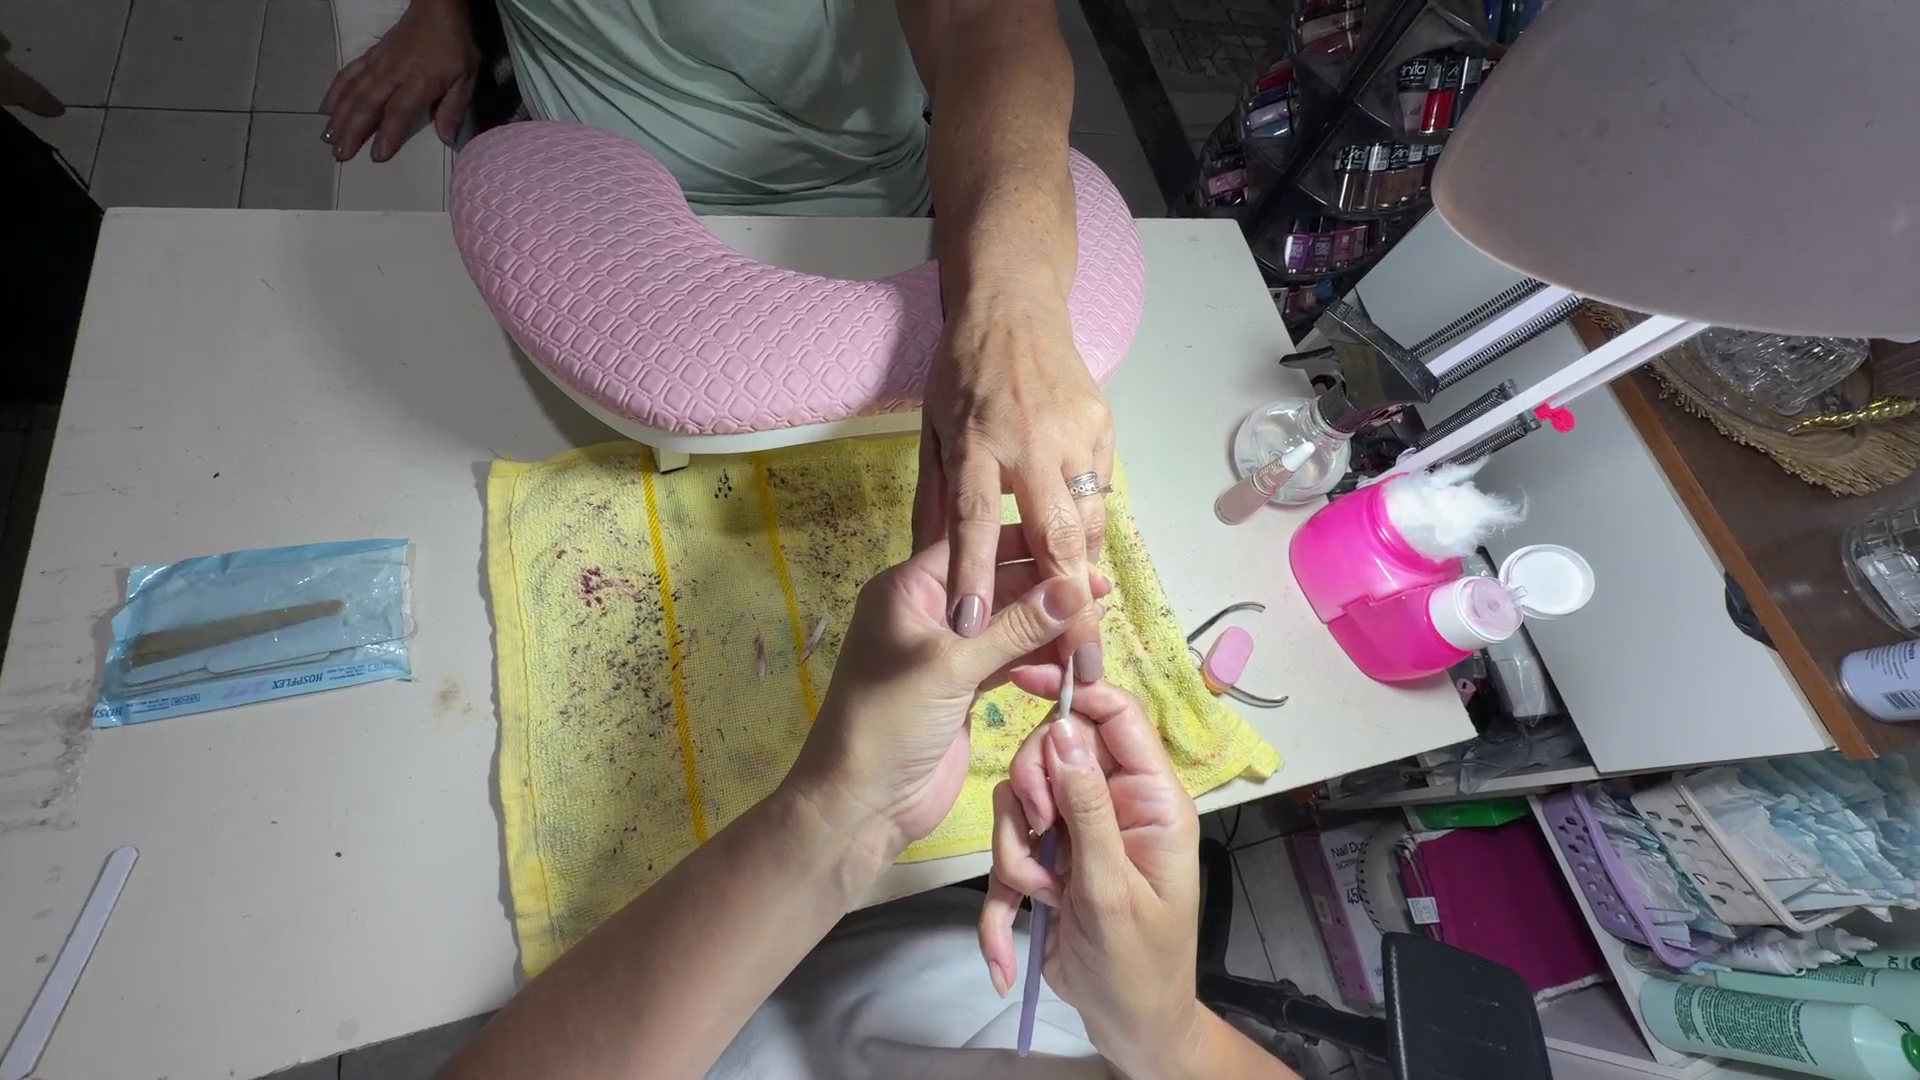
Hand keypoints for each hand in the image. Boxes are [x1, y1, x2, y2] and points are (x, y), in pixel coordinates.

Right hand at [321, 0, 478, 161]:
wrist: (436, 11)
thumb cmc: (455, 48)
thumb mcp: (466, 81)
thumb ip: (453, 109)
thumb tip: (446, 139)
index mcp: (417, 83)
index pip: (398, 113)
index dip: (386, 135)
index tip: (376, 155)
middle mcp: (392, 74)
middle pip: (367, 105)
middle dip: (352, 131)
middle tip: (340, 153)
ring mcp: (378, 64)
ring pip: (353, 91)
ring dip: (338, 115)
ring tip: (327, 137)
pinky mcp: (371, 57)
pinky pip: (349, 75)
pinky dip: (336, 91)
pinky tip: (327, 107)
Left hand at [785, 526, 1110, 855]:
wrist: (864, 802)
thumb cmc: (891, 719)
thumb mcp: (953, 666)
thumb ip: (1017, 628)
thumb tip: (1077, 589)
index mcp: (910, 588)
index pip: (974, 545)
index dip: (1026, 542)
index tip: (1077, 544)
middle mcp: (929, 609)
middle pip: (996, 583)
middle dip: (1045, 585)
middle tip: (1101, 585)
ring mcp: (948, 648)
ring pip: (1006, 622)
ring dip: (1047, 623)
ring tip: (1098, 616)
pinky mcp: (964, 683)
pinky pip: (1008, 657)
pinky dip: (1038, 656)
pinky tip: (1073, 652)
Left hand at [914, 304, 1114, 681]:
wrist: (1014, 303)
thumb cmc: (962, 370)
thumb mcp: (931, 429)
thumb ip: (932, 497)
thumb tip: (925, 560)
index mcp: (972, 442)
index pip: (971, 520)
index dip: (972, 575)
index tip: (971, 628)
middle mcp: (1026, 442)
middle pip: (1051, 534)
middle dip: (1065, 606)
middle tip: (1080, 664)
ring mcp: (1073, 433)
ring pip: (1087, 523)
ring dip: (1083, 575)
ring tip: (1083, 622)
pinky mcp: (1103, 428)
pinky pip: (1102, 498)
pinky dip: (1092, 533)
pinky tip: (1084, 557)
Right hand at [977, 672, 1202, 1078]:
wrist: (1129, 1030)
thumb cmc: (1140, 966)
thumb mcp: (1113, 889)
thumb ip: (1088, 807)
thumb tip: (1063, 727)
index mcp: (1149, 797)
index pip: (1115, 715)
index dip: (1073, 689)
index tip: (1023, 678)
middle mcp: (1111, 801)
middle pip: (1054, 749)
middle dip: (1033, 794)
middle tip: (1041, 837)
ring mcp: (1076, 829)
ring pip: (1021, 800)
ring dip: (1017, 853)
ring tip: (1042, 897)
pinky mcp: (1046, 858)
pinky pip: (1008, 851)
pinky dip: (1001, 902)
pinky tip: (1004, 956)